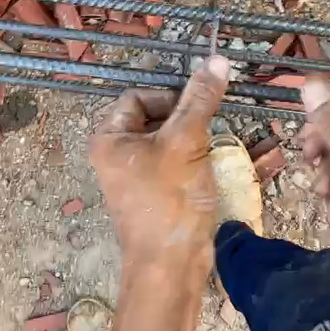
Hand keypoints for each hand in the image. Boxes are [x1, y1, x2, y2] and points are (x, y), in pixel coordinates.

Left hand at [89, 56, 230, 268]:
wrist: (171, 269)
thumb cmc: (169, 200)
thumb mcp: (186, 141)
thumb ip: (201, 100)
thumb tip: (217, 61)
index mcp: (109, 139)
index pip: (138, 98)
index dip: (169, 97)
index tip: (197, 108)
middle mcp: (117, 157)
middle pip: (156, 119)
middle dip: (188, 121)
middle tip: (210, 128)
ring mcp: (136, 180)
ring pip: (171, 144)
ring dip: (198, 142)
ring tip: (217, 148)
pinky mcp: (157, 198)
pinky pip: (178, 168)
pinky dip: (199, 163)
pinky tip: (220, 167)